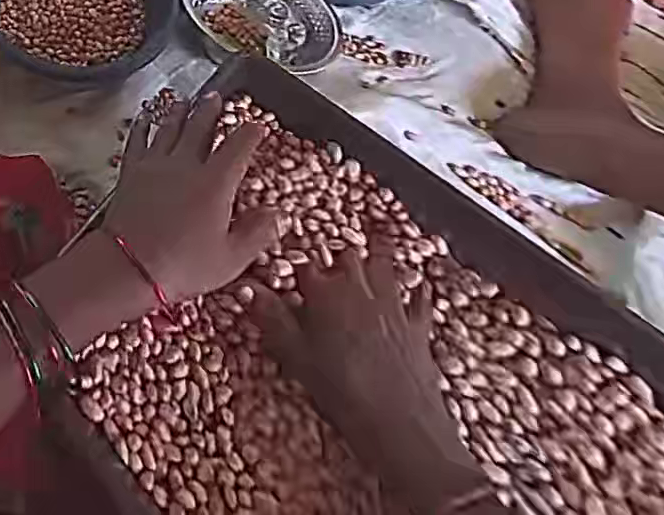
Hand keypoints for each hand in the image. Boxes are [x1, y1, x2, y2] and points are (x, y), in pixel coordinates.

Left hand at [100, 93, 279, 303]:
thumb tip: (279, 212)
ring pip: (168, 129)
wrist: (130, 264)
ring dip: (178, 112)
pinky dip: (142, 126)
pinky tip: (143, 118)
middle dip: (210, 110)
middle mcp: (184, 165)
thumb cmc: (185, 265)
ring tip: (183, 100)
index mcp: (214, 183)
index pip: (237, 149)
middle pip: (199, 128)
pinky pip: (137, 140)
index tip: (257, 123)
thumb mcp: (232, 257)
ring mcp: (154, 165)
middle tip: (216, 96)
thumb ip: (257, 232)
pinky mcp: (131, 170)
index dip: (249, 133)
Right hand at [249, 243, 490, 513]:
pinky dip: (418, 289)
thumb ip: (269, 314)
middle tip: (326, 250)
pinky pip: (420, 300)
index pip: (302, 261)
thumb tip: (243, 284)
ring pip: (383, 267)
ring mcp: (391, 307)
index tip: (281, 251)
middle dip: (334, 250)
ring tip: (373, 237)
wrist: (402, 426)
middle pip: (345, 255)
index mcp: (323, 291)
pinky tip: (420, 283)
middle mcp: (357, 289)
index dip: (291, 254)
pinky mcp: (417, 328)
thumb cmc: (340, 387)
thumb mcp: (293, 351)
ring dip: (375, 254)